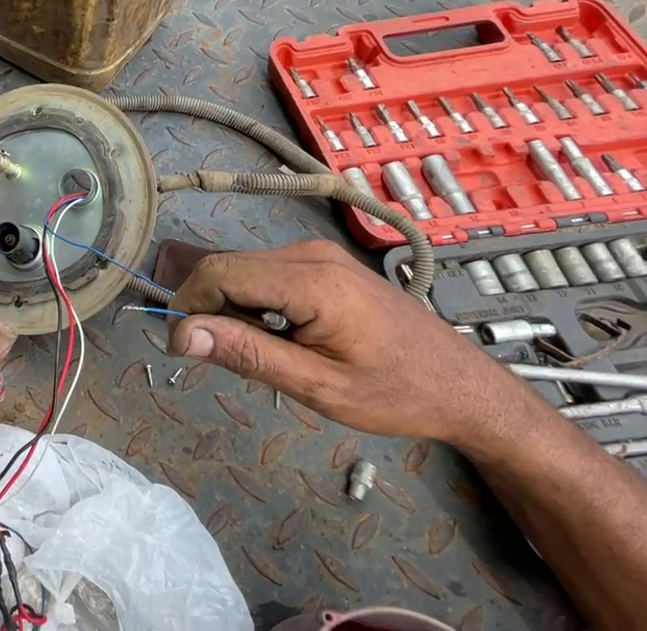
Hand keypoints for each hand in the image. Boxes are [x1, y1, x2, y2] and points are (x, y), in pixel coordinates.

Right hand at [167, 240, 528, 447]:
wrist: (465, 386)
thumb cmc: (397, 393)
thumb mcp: (318, 386)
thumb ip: (247, 354)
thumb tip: (182, 334)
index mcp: (311, 280)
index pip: (219, 272)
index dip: (188, 305)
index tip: (181, 348)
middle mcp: (309, 252)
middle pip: (227, 267)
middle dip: (207, 307)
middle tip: (217, 355)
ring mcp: (318, 253)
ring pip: (243, 268)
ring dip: (229, 306)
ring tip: (254, 350)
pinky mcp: (322, 261)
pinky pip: (265, 272)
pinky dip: (252, 301)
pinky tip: (275, 334)